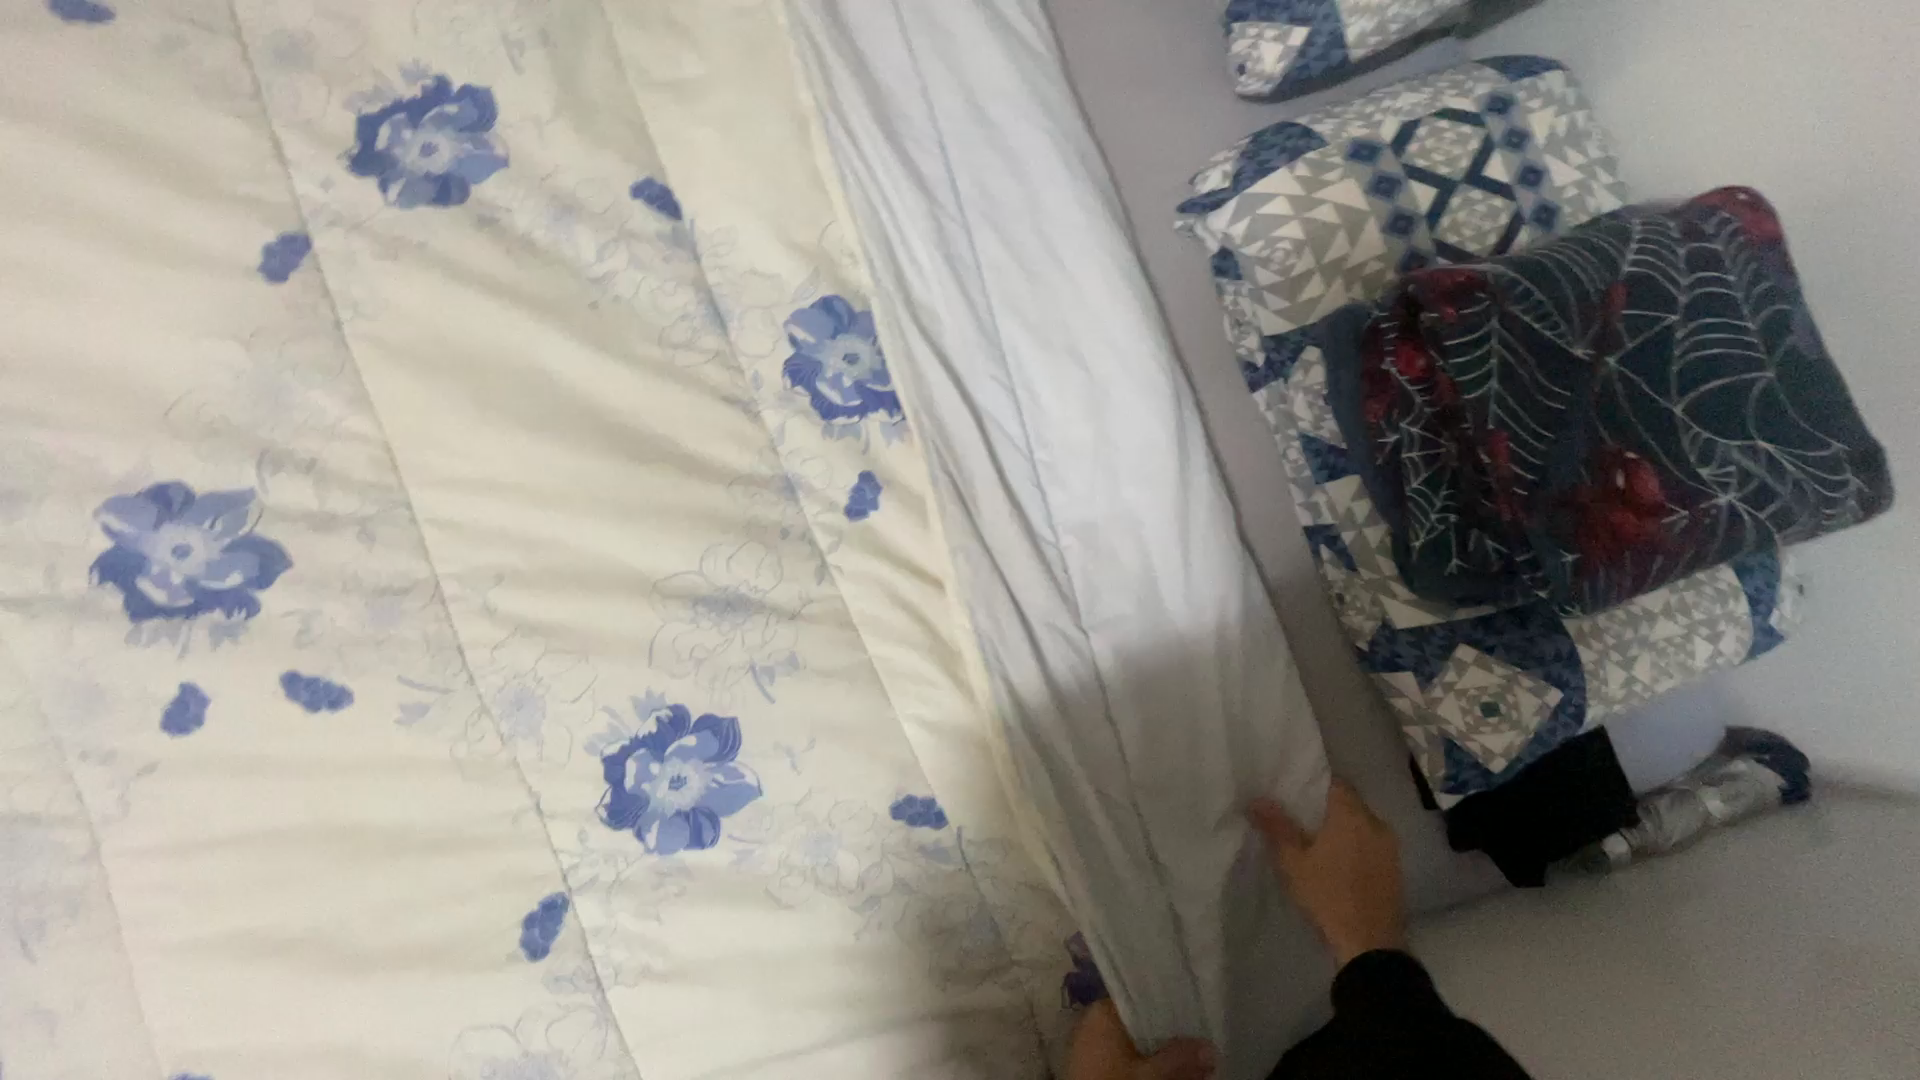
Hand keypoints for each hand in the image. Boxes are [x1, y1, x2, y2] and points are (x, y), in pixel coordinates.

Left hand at [1065, 999, 1216, 1079]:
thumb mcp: (1150, 1077)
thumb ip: (1180, 1059)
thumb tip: (1210, 1047)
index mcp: (1103, 1011)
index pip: (1142, 998)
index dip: (1172, 1008)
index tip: (1198, 1015)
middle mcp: (1094, 1022)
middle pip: (1142, 1024)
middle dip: (1171, 1038)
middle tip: (1203, 1047)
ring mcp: (1091, 1047)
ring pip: (1136, 1045)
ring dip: (1161, 1056)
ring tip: (1195, 1065)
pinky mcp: (1092, 1068)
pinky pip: (1125, 1059)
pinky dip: (1145, 1067)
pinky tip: (1167, 1075)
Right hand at [1248, 779, 1406, 966]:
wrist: (1370, 945)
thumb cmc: (1328, 895)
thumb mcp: (1293, 862)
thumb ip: (1276, 827)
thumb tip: (1256, 799)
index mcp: (1352, 815)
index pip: (1335, 782)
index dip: (1315, 781)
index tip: (1294, 787)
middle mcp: (1376, 824)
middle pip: (1350, 802)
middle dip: (1327, 805)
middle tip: (1300, 813)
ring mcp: (1390, 848)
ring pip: (1363, 824)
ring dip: (1343, 827)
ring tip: (1317, 838)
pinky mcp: (1395, 869)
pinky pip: (1372, 844)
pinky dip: (1356, 844)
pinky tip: (1338, 860)